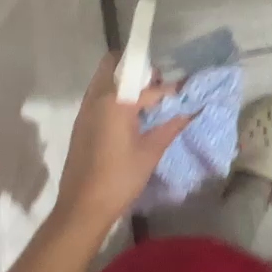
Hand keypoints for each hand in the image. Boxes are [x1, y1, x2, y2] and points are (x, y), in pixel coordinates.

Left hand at [51, 51, 192, 236]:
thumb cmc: (120, 179)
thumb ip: (171, 127)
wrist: (82, 208)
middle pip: (114, 64)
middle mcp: (97, 97)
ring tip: (144, 100)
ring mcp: (85, 109)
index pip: (148, 86)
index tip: (184, 89)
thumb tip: (190, 112)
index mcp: (116, 102)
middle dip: (136, 68)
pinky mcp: (81, 122)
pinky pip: (97, 94)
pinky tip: (129, 115)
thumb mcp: (150, 152)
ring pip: (103, 78)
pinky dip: (113, 94)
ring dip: (123, 80)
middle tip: (156, 86)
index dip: (169, 88)